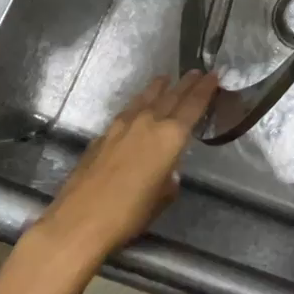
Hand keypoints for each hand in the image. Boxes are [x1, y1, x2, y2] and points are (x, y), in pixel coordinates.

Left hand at [38, 71, 217, 254]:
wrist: (79, 221)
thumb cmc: (130, 213)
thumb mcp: (162, 198)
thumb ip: (170, 178)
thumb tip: (167, 172)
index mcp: (170, 136)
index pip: (193, 104)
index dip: (205, 89)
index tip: (214, 75)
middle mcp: (148, 122)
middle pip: (172, 95)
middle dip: (186, 83)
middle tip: (196, 72)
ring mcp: (122, 126)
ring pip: (146, 98)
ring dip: (159, 88)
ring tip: (166, 79)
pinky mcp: (103, 135)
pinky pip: (128, 111)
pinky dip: (139, 104)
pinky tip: (137, 108)